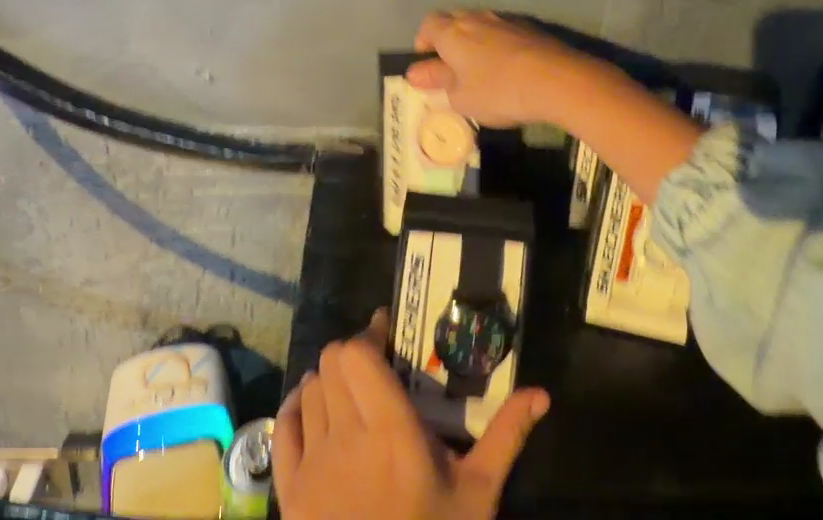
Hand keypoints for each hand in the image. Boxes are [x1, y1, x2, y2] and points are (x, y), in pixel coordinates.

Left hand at [275, 310, 549, 519]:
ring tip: (350, 389)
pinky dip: (295, 407)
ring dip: (327, 378)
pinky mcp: (290, 490)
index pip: (359, 356)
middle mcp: (345, 437)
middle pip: (331, 364)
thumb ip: (505, 436)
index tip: (387, 330)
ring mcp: (311, 464)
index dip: (369, 334)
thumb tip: (541, 394)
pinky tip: (310, 407)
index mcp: (392, 431)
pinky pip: (282, 428)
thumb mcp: (477, 492)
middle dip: (352, 353)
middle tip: (376, 362)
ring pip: (309, 390)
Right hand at [408, 11, 613, 128]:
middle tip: (452, 66)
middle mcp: (476, 18)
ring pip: (481, 23)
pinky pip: (504, 31)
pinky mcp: (530, 28)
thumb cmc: (498, 91)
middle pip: (454, 18)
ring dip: (476, 40)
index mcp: (452, 32)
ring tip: (481, 68)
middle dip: (448, 38)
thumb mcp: (461, 97)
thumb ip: (438, 82)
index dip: (424, 41)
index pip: (428, 24)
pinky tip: (508, 66)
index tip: (428, 63)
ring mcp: (506, 20)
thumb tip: (415, 73)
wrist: (556, 80)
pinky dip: (499, 44)